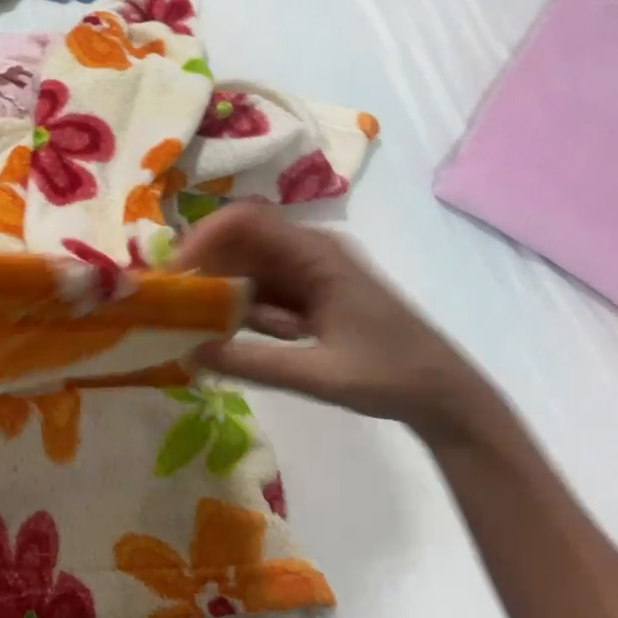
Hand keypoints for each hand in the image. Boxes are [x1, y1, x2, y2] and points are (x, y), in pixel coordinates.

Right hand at [172, 204, 501, 446]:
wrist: (447, 396)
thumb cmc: (391, 377)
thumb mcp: (318, 375)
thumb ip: (252, 363)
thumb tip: (188, 353)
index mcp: (318, 255)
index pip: (246, 221)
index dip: (202, 238)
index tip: (173, 276)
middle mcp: (311, 253)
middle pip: (239, 242)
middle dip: (201, 269)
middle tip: (170, 306)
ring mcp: (310, 273)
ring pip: (245, 267)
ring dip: (218, 293)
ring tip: (194, 327)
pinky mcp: (310, 295)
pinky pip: (260, 290)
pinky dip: (238, 309)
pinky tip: (231, 339)